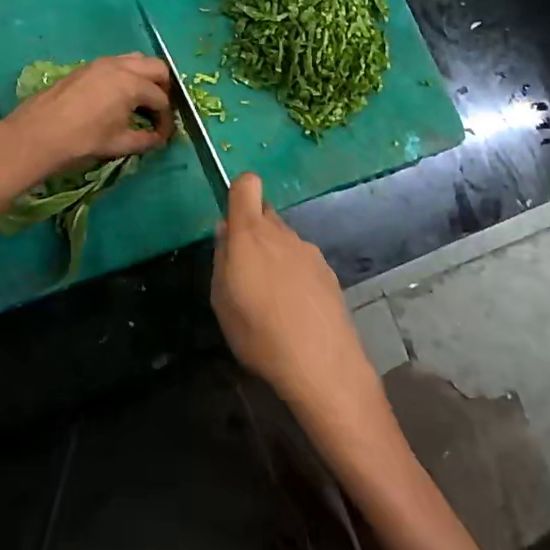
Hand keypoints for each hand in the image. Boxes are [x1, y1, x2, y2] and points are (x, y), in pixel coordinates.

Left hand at [0, 53, 175, 177]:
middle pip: (157, 68)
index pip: (162, 99)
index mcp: (133, 84)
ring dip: (145, 77)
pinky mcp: (87, 66)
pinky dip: (127, 74)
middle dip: (163, 89)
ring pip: (137, 60)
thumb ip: (145, 140)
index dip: (166, 118)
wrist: (38, 134)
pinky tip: (117, 96)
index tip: (163, 134)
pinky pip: (117, 63)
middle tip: (158, 111)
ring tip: (140, 100)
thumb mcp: (119, 144)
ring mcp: (102, 63)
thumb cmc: (82, 140)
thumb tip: (159, 138)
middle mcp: (121, 66)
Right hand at [212, 173, 379, 411]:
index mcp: (251, 233)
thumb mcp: (221, 301)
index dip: (238, 192)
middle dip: (252, 232)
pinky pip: (302, 261)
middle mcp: (282, 233)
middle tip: (244, 272)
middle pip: (264, 214)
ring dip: (274, 257)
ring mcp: (309, 251)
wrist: (321, 364)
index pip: (247, 184)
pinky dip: (294, 275)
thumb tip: (226, 232)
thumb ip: (221, 258)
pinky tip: (294, 310)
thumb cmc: (258, 333)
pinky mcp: (328, 272)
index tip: (231, 220)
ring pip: (284, 240)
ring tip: (270, 300)